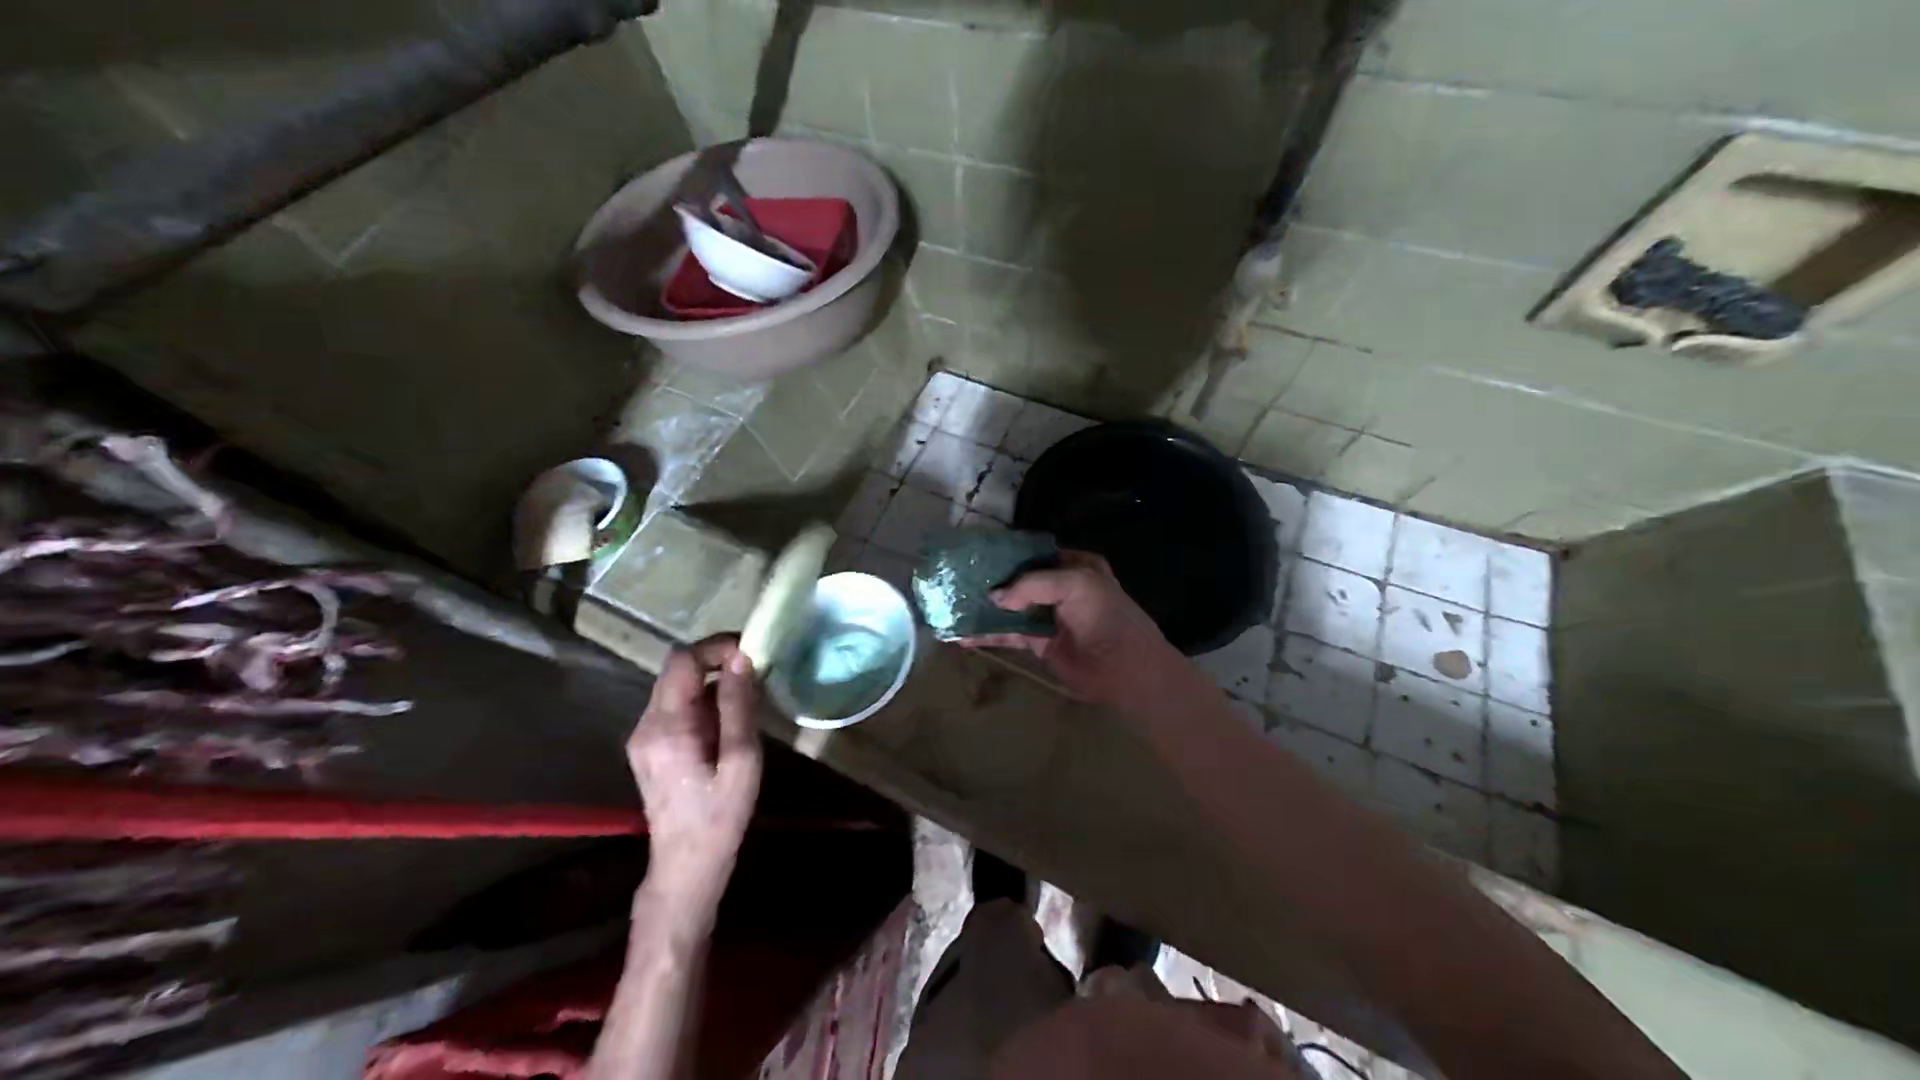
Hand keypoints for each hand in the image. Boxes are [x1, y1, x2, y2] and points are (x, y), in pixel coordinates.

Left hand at [628, 635, 761, 912]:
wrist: (686, 866)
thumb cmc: (720, 816)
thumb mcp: (741, 760)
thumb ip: (739, 707)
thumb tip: (742, 658)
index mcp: (666, 727)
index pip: (682, 661)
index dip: (715, 646)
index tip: (750, 651)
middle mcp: (645, 725)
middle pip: (676, 670)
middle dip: (715, 662)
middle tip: (755, 670)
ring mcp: (642, 737)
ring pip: (676, 687)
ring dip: (711, 682)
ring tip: (747, 697)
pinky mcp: (648, 747)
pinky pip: (675, 707)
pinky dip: (702, 701)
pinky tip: (726, 722)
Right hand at [964, 551, 1196, 709]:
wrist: (1126, 670)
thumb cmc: (1105, 617)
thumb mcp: (1074, 584)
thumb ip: (1031, 584)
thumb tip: (994, 596)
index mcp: (1074, 564)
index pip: (1033, 551)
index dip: (1006, 552)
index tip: (975, 553)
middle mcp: (1059, 586)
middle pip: (1017, 579)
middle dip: (990, 580)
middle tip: (956, 578)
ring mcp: (1048, 615)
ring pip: (1009, 607)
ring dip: (983, 608)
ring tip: (951, 605)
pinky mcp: (1040, 643)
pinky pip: (1008, 634)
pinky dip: (986, 634)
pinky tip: (962, 636)